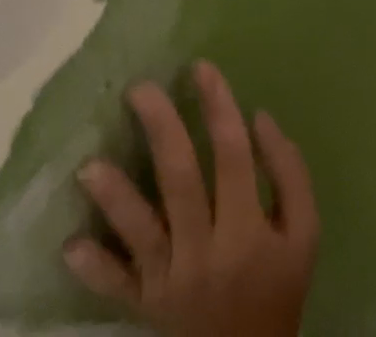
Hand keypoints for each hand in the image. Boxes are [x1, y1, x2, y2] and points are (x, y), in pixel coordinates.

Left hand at [64, 61, 319, 336]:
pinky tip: (70, 245)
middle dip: (161, 130)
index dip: (218, 108)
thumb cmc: (281, 285)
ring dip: (115, 198)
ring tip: (89, 166)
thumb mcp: (305, 232)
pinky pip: (116, 286)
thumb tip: (260, 119)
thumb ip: (290, 174)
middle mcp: (207, 250)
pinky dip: (94, 268)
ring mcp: (171, 280)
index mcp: (249, 228)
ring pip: (140, 233)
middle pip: (180, 181)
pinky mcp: (146, 305)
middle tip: (139, 90)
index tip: (200, 69)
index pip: (232, 156)